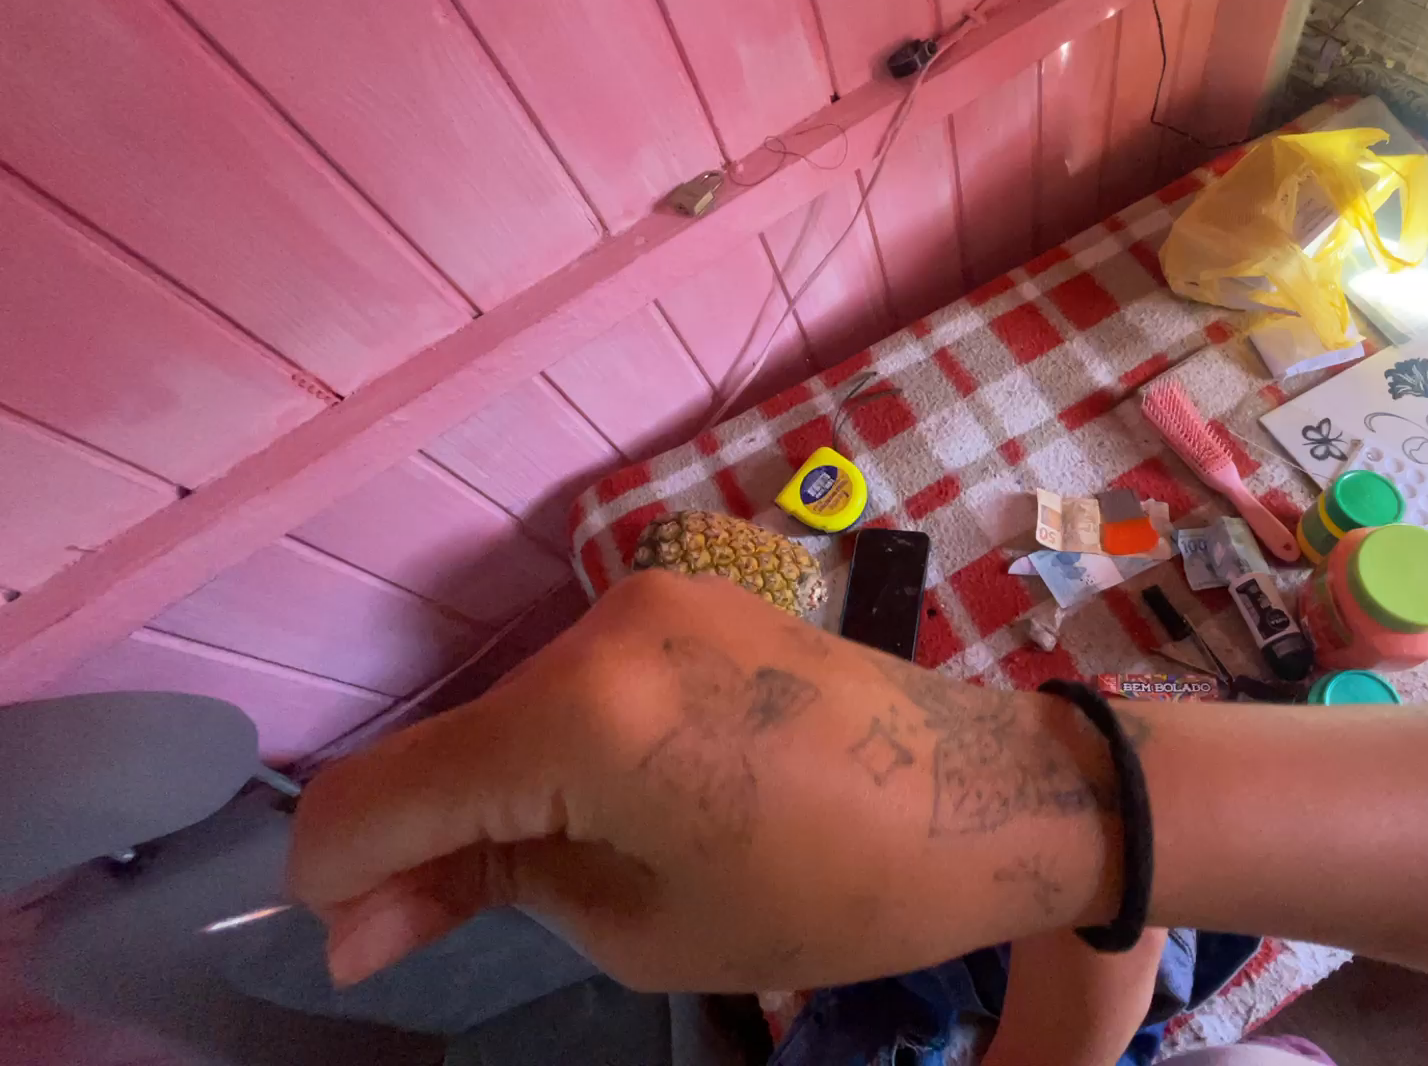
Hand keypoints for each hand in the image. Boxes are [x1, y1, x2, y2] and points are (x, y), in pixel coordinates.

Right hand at [288, 571, 1122, 990]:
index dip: (347, 879)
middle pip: (458, 740)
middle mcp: (611, 621)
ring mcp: (667, 593)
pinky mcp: (709, 595)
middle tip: (512, 908)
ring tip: (616, 848)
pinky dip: (585, 738)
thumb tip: (365, 910)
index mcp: (584, 711)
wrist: (980, 789)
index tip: (386, 935)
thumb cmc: (832, 887)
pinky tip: (649, 785)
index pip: (376, 793)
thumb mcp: (650, 922)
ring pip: (526, 704)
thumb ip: (495, 887)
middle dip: (449, 831)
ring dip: (523, 783)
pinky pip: (599, 673)